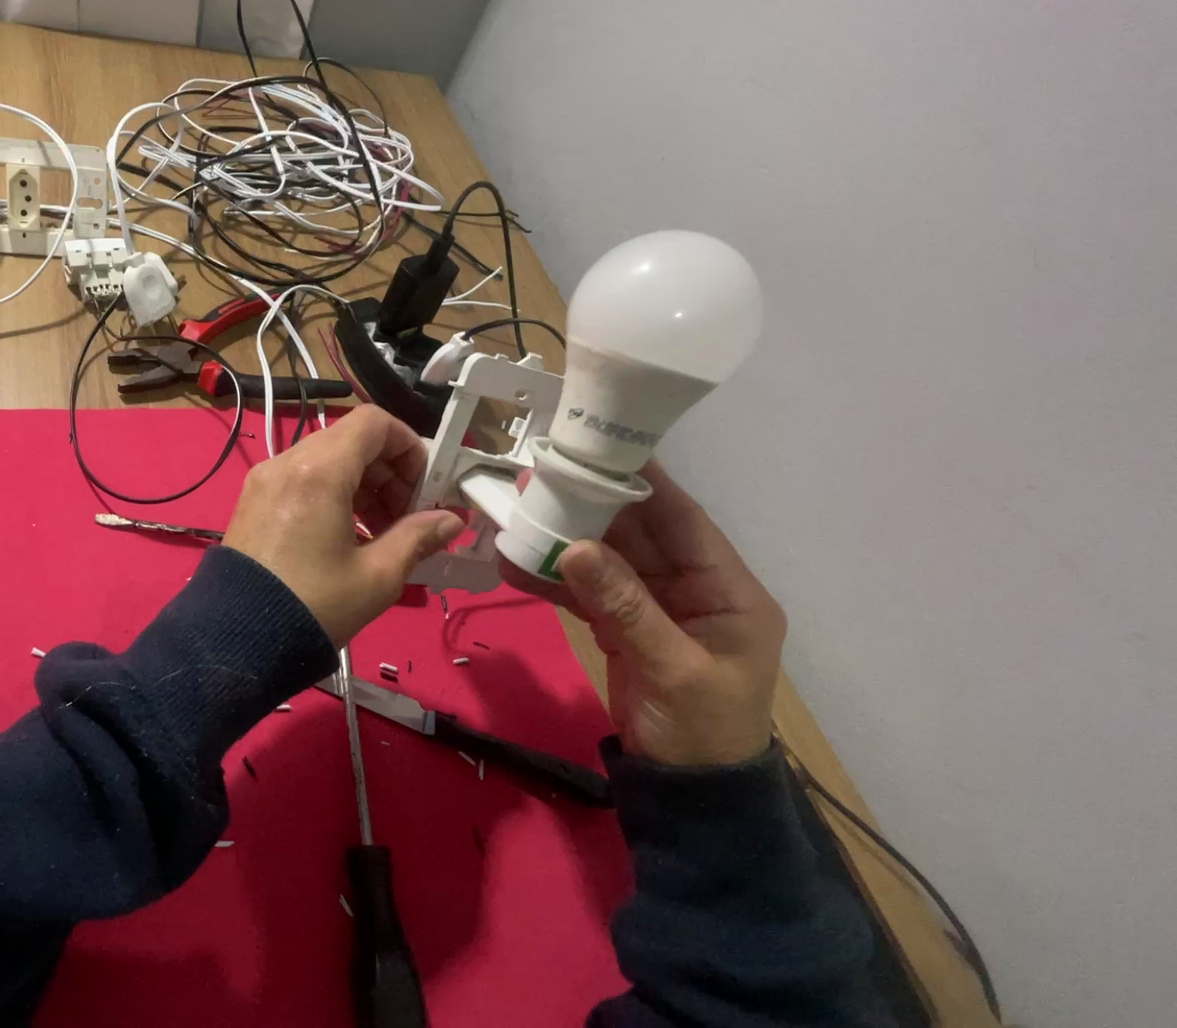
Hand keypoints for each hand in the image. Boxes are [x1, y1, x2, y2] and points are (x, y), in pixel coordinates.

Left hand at [224, 405, 465, 646]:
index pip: (373, 422)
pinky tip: (348, 535)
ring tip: (381, 531)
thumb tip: (451, 520)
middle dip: (388, 470)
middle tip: (408, 515)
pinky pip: (302, 479)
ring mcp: (264, 481)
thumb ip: (418, 537)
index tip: (423, 485)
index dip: (408, 445)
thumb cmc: (314, 606)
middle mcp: (286, 462)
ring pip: (325, 459)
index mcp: (318, 471)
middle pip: (350, 440)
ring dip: (363, 484)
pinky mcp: (252, 501)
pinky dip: (333, 493)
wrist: (240, 641)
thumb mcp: (377, 576)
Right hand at [503, 463, 784, 766]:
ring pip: (605, 560)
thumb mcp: (673, 668)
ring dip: (563, 538)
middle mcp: (691, 588)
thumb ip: (625, 605)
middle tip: (539, 474)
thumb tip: (572, 547)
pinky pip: (585, 594)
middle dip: (589, 505)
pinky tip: (515, 562)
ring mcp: (652, 608)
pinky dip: (552, 580)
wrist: (688, 795)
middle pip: (637, 534)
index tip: (602, 446)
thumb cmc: (703, 731)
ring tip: (517, 510)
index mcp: (727, 590)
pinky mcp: (621, 628)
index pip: (684, 521)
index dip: (644, 483)